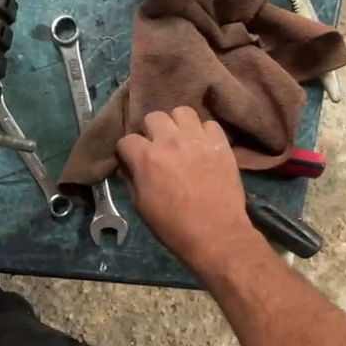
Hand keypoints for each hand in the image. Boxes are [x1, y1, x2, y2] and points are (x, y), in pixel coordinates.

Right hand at [116, 107, 257, 276]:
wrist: (215, 233)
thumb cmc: (172, 225)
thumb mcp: (141, 205)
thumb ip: (132, 179)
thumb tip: (129, 167)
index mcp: (146, 158)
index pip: (126, 140)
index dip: (126, 151)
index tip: (130, 161)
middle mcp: (170, 141)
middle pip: (153, 117)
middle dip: (150, 131)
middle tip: (156, 147)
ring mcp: (197, 139)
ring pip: (181, 112)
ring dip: (176, 124)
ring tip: (179, 140)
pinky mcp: (220, 143)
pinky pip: (208, 123)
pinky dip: (202, 132)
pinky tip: (201, 146)